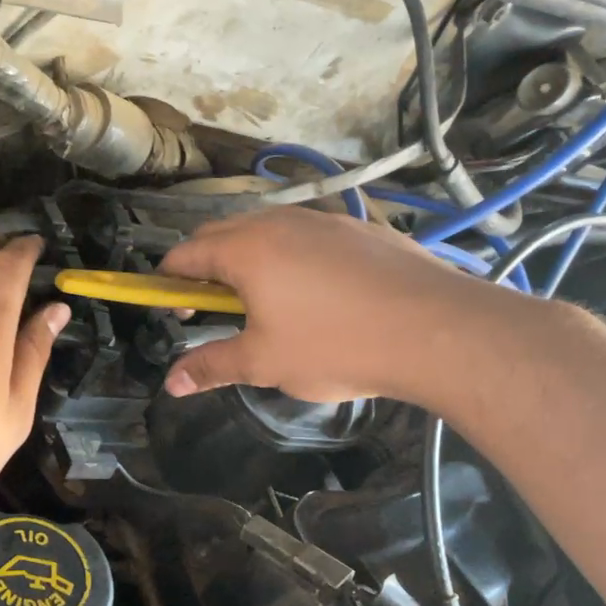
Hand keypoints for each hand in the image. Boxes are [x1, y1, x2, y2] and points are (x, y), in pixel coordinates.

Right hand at [157, 206, 535, 404]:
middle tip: (207, 307)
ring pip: (266, 228)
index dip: (167, 280)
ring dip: (245, 257)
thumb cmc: (335, 346)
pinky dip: (288, 255)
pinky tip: (311, 293)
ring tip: (258, 300)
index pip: (185, 253)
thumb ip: (211, 366)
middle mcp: (280, 222)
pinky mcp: (362, 230)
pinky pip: (306, 234)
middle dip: (202, 265)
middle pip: (221, 233)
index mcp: (246, 249)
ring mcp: (325, 221)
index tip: (169, 308)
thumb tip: (170, 384)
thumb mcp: (262, 363)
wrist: (438, 330)